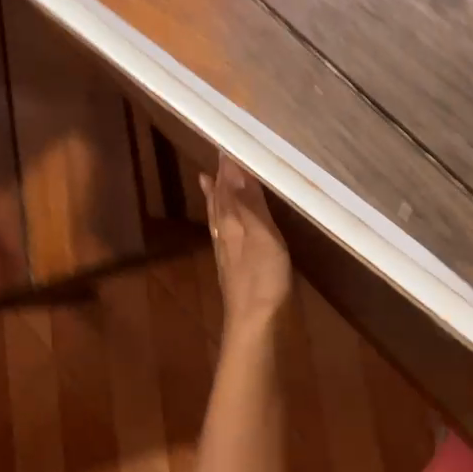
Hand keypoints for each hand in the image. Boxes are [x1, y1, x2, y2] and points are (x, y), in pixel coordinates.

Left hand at [200, 154, 292, 336]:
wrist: (257, 325)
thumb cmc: (262, 277)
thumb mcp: (260, 235)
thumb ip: (249, 203)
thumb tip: (234, 169)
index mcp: (230, 226)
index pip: (225, 191)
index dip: (226, 170)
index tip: (225, 146)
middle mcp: (225, 237)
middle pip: (218, 204)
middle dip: (219, 182)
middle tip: (215, 162)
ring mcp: (229, 256)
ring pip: (219, 221)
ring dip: (217, 200)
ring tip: (210, 183)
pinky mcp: (237, 271)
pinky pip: (226, 236)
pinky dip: (224, 223)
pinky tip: (228, 228)